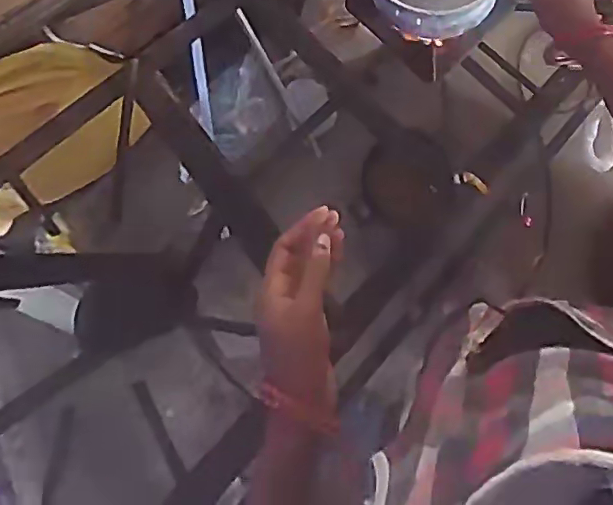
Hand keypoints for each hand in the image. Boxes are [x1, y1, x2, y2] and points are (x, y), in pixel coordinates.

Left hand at [258, 206, 343, 413]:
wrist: (303, 400)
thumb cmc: (300, 352)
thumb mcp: (308, 308)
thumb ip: (315, 270)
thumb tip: (324, 235)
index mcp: (271, 290)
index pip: (283, 248)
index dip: (303, 228)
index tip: (325, 212)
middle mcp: (280, 294)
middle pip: (294, 255)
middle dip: (313, 235)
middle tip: (336, 217)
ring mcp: (294, 307)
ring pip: (307, 268)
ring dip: (322, 249)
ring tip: (341, 232)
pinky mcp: (309, 319)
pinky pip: (316, 283)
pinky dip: (327, 268)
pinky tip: (338, 258)